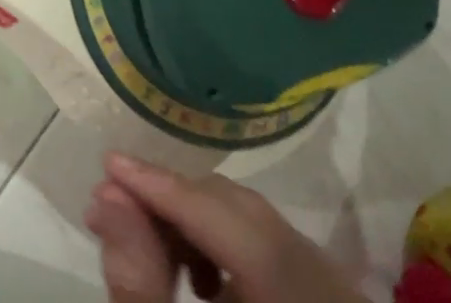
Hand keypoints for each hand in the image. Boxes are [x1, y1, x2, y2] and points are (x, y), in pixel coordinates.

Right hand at [86, 153, 368, 302]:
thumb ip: (136, 278)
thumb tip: (105, 195)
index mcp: (302, 298)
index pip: (242, 232)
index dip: (174, 192)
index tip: (109, 162)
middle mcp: (339, 290)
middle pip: (256, 222)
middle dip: (179, 201)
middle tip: (116, 197)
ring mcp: (345, 293)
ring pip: (268, 230)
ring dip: (200, 222)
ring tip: (147, 239)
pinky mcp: (334, 294)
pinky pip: (284, 252)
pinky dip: (230, 247)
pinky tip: (198, 277)